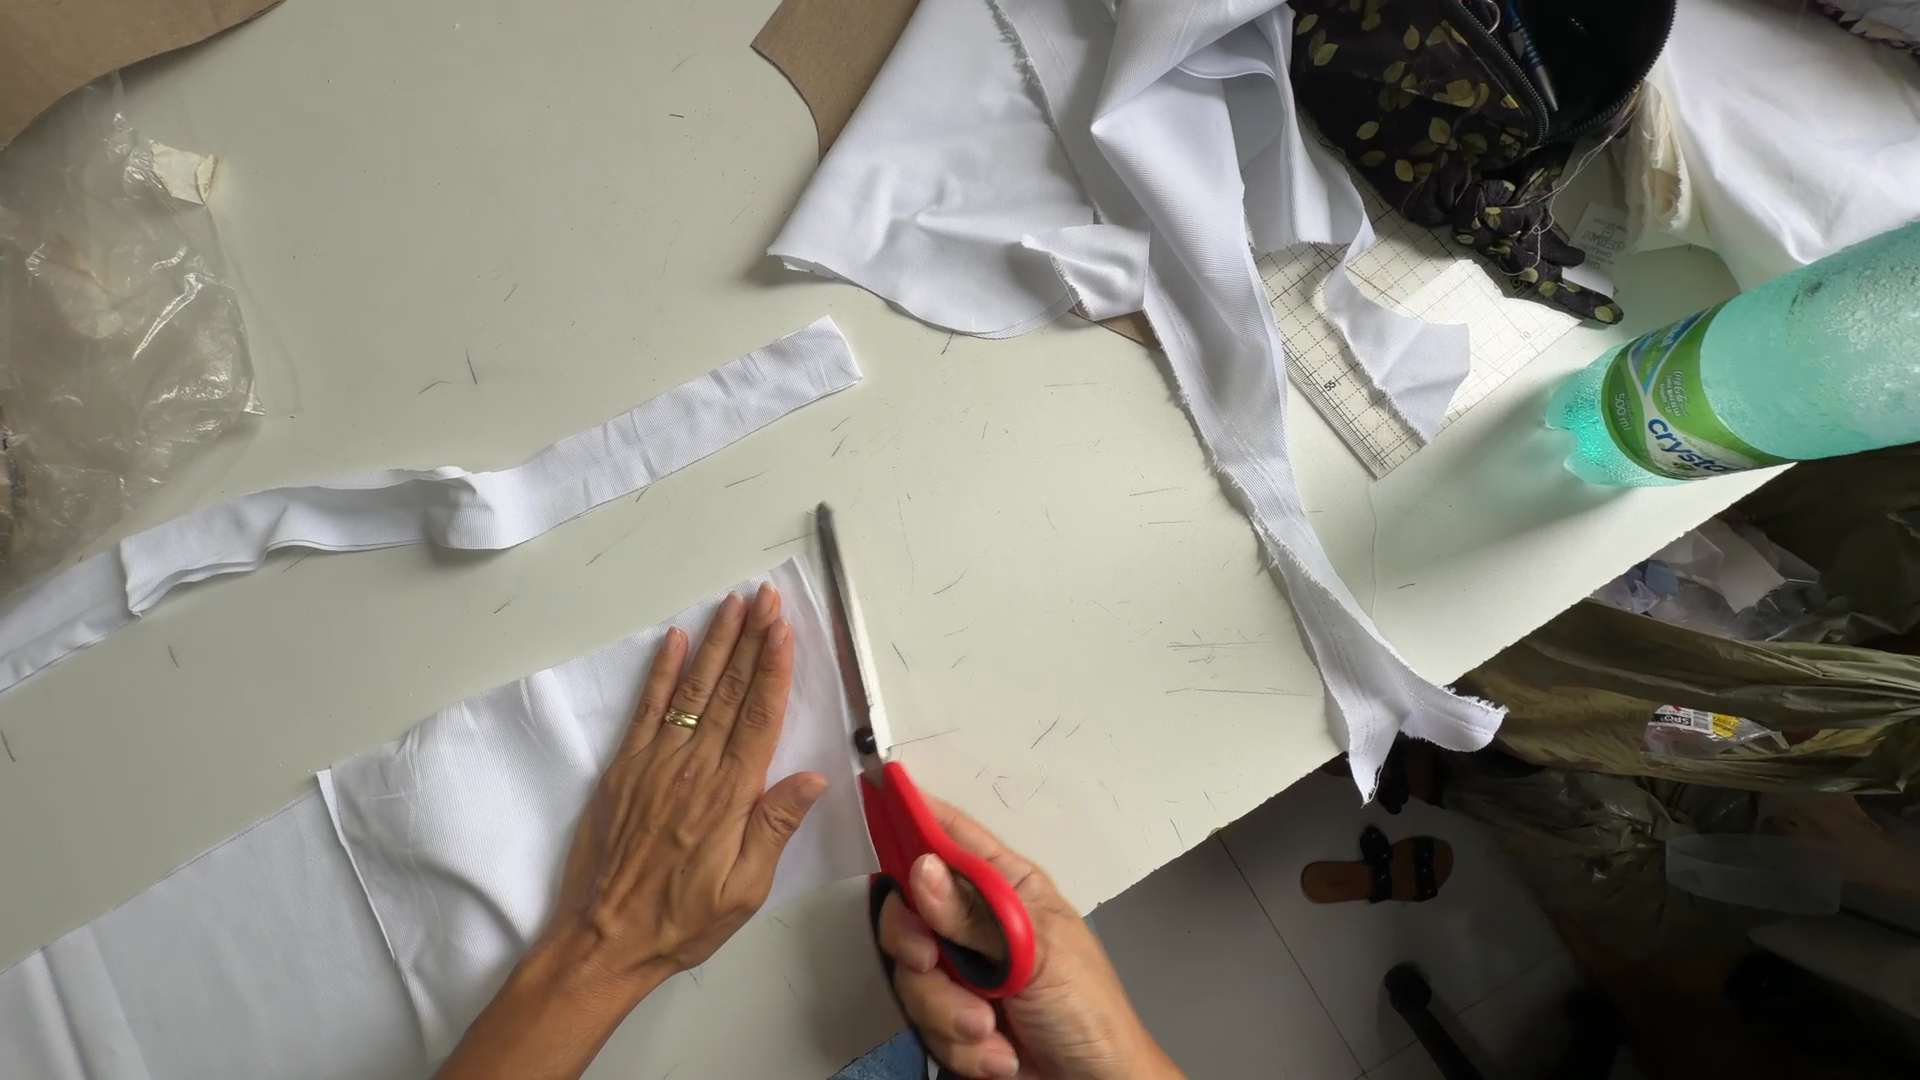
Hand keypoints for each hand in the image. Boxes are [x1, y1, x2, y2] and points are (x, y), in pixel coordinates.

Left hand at [434, 583, 826, 1079]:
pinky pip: (646, 709)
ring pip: (693, 689)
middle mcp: (694, 767)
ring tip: (732, 605)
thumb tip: (813, 777)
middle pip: (730, 691)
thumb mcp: (745, 890)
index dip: (774, 668)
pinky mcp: (624, 767)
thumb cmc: (683, 919)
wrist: (600, 942)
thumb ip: (776, 828)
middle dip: (751, 639)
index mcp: (729, 794)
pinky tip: (675, 640)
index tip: (783, 628)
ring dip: (716, 643)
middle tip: (765, 598)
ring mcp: (655, 762)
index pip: (759, 716)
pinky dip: (661, 672)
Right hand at [877, 796, 1183, 1079]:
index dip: (917, 814)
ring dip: (949, 1012)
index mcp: (1005, 885)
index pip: (953, 836)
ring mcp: (961, 968)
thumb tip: (923, 867)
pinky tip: (998, 1055)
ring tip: (990, 1030)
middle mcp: (975, 920)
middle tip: (930, 964)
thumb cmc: (1086, 1006)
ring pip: (913, 972)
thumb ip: (973, 915)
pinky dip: (960, 1046)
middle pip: (911, 907)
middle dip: (915, 944)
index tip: (881, 791)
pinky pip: (925, 1021)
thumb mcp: (1037, 953)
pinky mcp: (952, 1015)